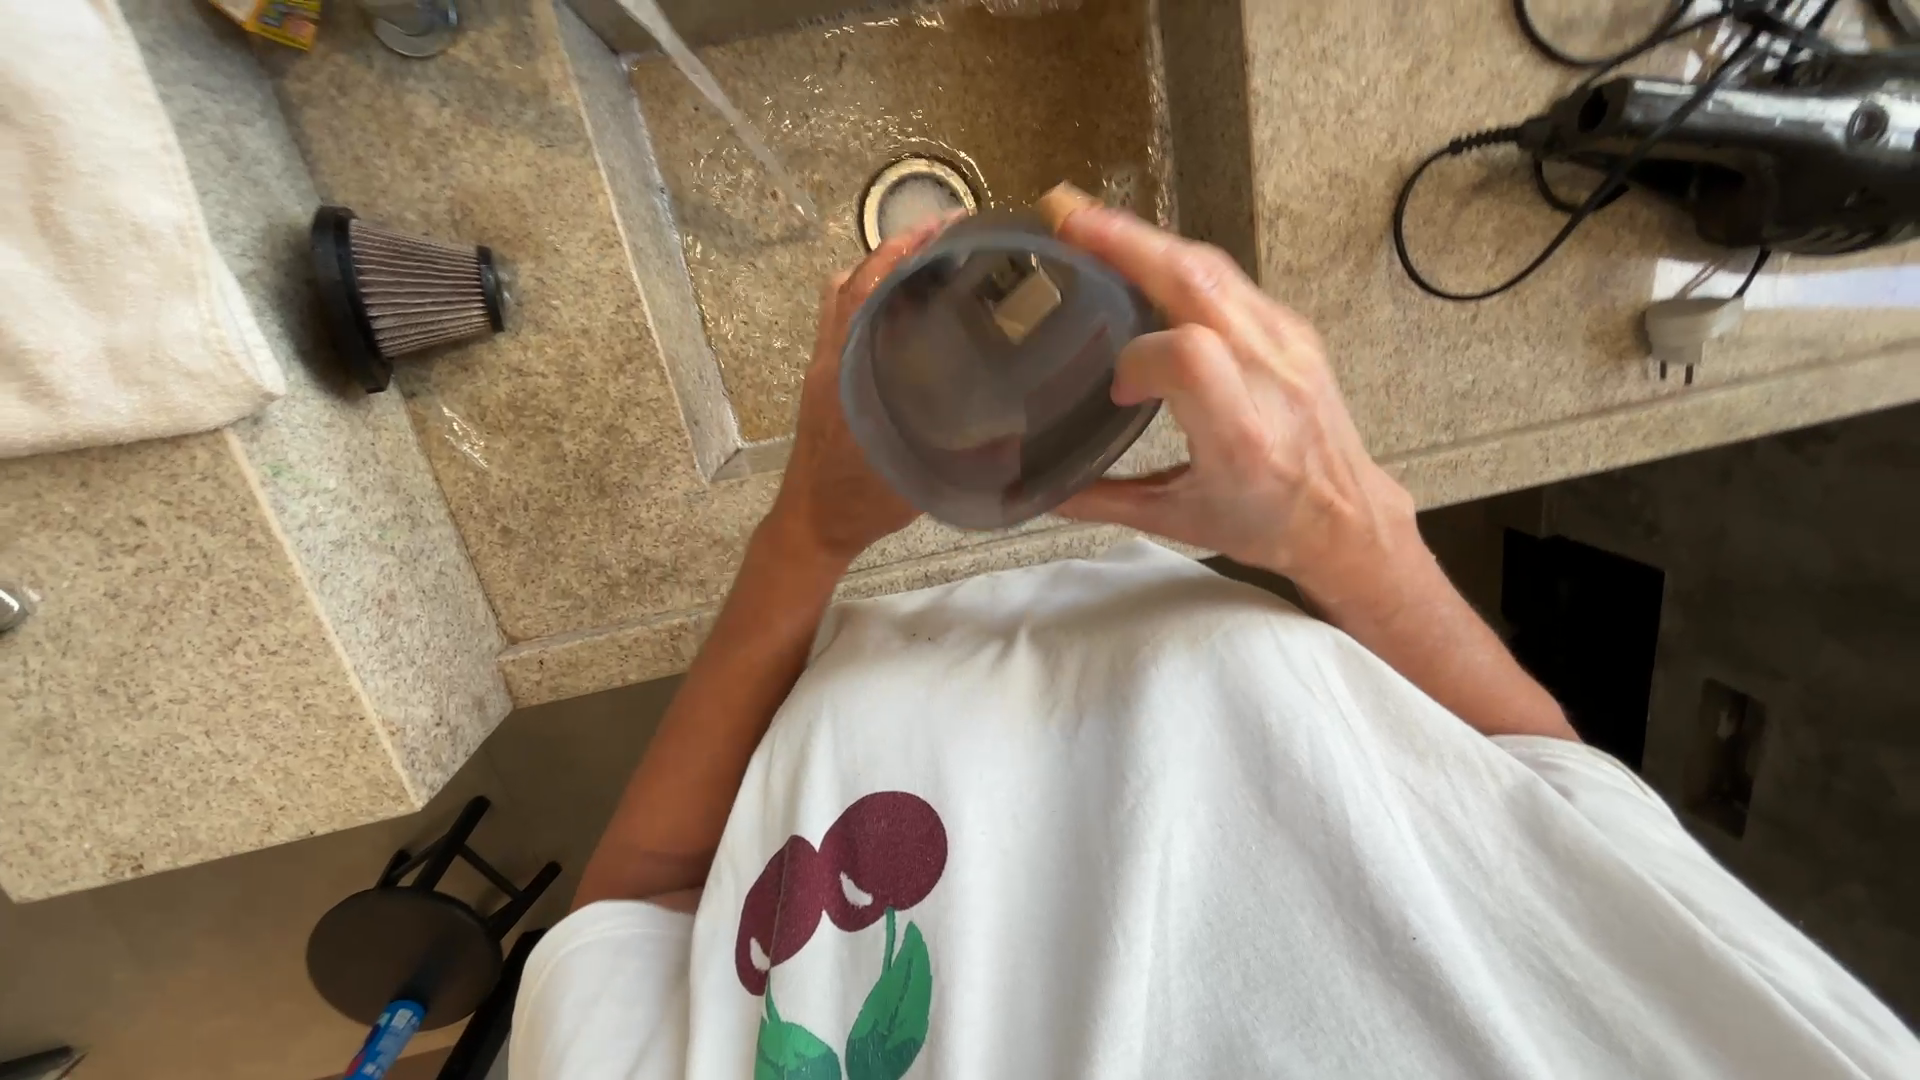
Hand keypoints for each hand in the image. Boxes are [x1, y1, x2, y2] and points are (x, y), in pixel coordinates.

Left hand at [764, 219, 946, 564]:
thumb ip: (969, 455)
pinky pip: (842, 320)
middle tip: (948, 241)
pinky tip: (906, 314)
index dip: (904, 251)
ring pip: (844, 297)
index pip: (868, 287)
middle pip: (854, 279)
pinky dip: (870, 299)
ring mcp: (824, 365)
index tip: (946, 228)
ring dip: (881, 272)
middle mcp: (832, 356)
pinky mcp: (824, 378)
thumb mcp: (919, 477)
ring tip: (928, 267)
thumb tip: (1021, 431)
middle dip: (899, 250)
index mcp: (848, 370)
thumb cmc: (861, 502)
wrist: (814, 523)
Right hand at [1053, 207, 1420, 610]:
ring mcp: (1286, 342)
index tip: (1114, 384)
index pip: (1188, 356)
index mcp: (1240, 434)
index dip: (1138, 357)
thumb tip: (1038, 490)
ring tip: (1091, 226)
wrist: (1344, 517)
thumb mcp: (1177, 521)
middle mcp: (1270, 375)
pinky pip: (1226, 278)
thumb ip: (1103, 502)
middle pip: (1198, 282)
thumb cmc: (1267, 523)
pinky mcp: (1289, 327)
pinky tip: (1141, 260)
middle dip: (1127, 243)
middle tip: (1065, 217)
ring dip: (1147, 240)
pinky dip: (1175, 260)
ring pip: (1212, 268)